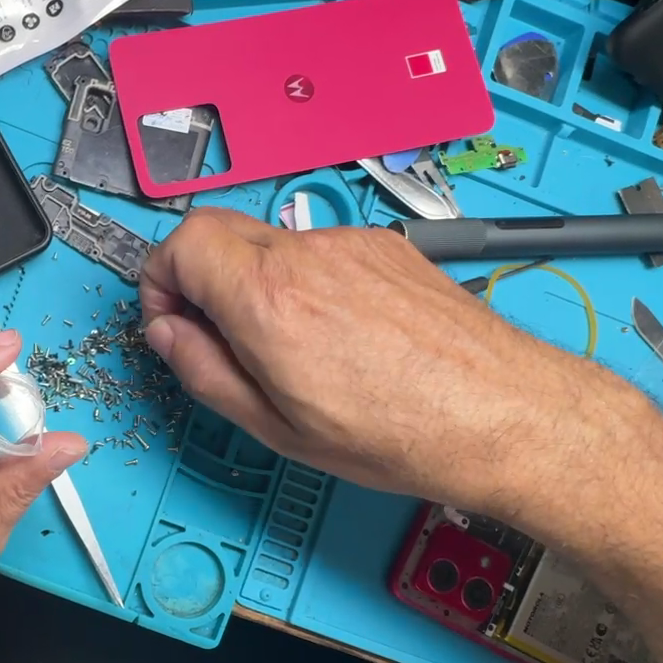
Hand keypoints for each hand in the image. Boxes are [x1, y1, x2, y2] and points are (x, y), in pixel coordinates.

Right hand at [138, 209, 650, 517]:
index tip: (171, 320)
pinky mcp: (382, 247)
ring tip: (281, 344)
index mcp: (265, 300)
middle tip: (212, 333)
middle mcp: (303, 256)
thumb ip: (201, 369)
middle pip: (214, 230)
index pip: (180, 243)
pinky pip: (311, 249)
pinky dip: (295, 279)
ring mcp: (347, 244)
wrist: (503, 415)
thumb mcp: (271, 424)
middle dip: (195, 278)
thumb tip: (165, 334)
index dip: (159, 280)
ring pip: (262, 241)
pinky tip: (326, 331)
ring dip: (246, 282)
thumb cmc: (394, 431)